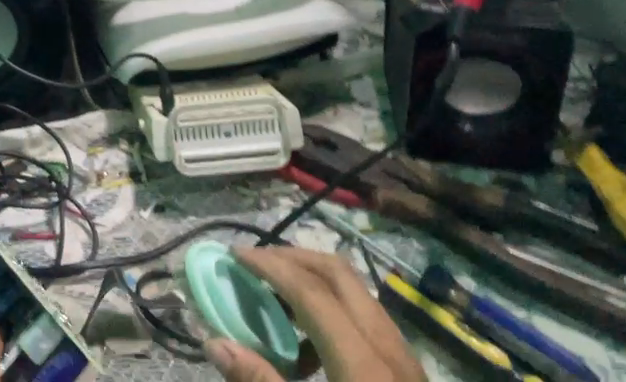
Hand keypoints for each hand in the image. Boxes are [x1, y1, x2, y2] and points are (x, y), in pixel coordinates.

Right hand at [203, 247, 423, 381]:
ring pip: (356, 294)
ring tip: (274, 305)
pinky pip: (367, 322)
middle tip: (254, 265)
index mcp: (363, 363)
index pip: (310, 290)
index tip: (233, 255)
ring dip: (313, 285)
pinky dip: (332, 314)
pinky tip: (308, 353)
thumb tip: (215, 342)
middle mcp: (389, 349)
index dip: (269, 266)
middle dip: (293, 259)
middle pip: (338, 274)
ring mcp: (406, 362)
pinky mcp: (410, 378)